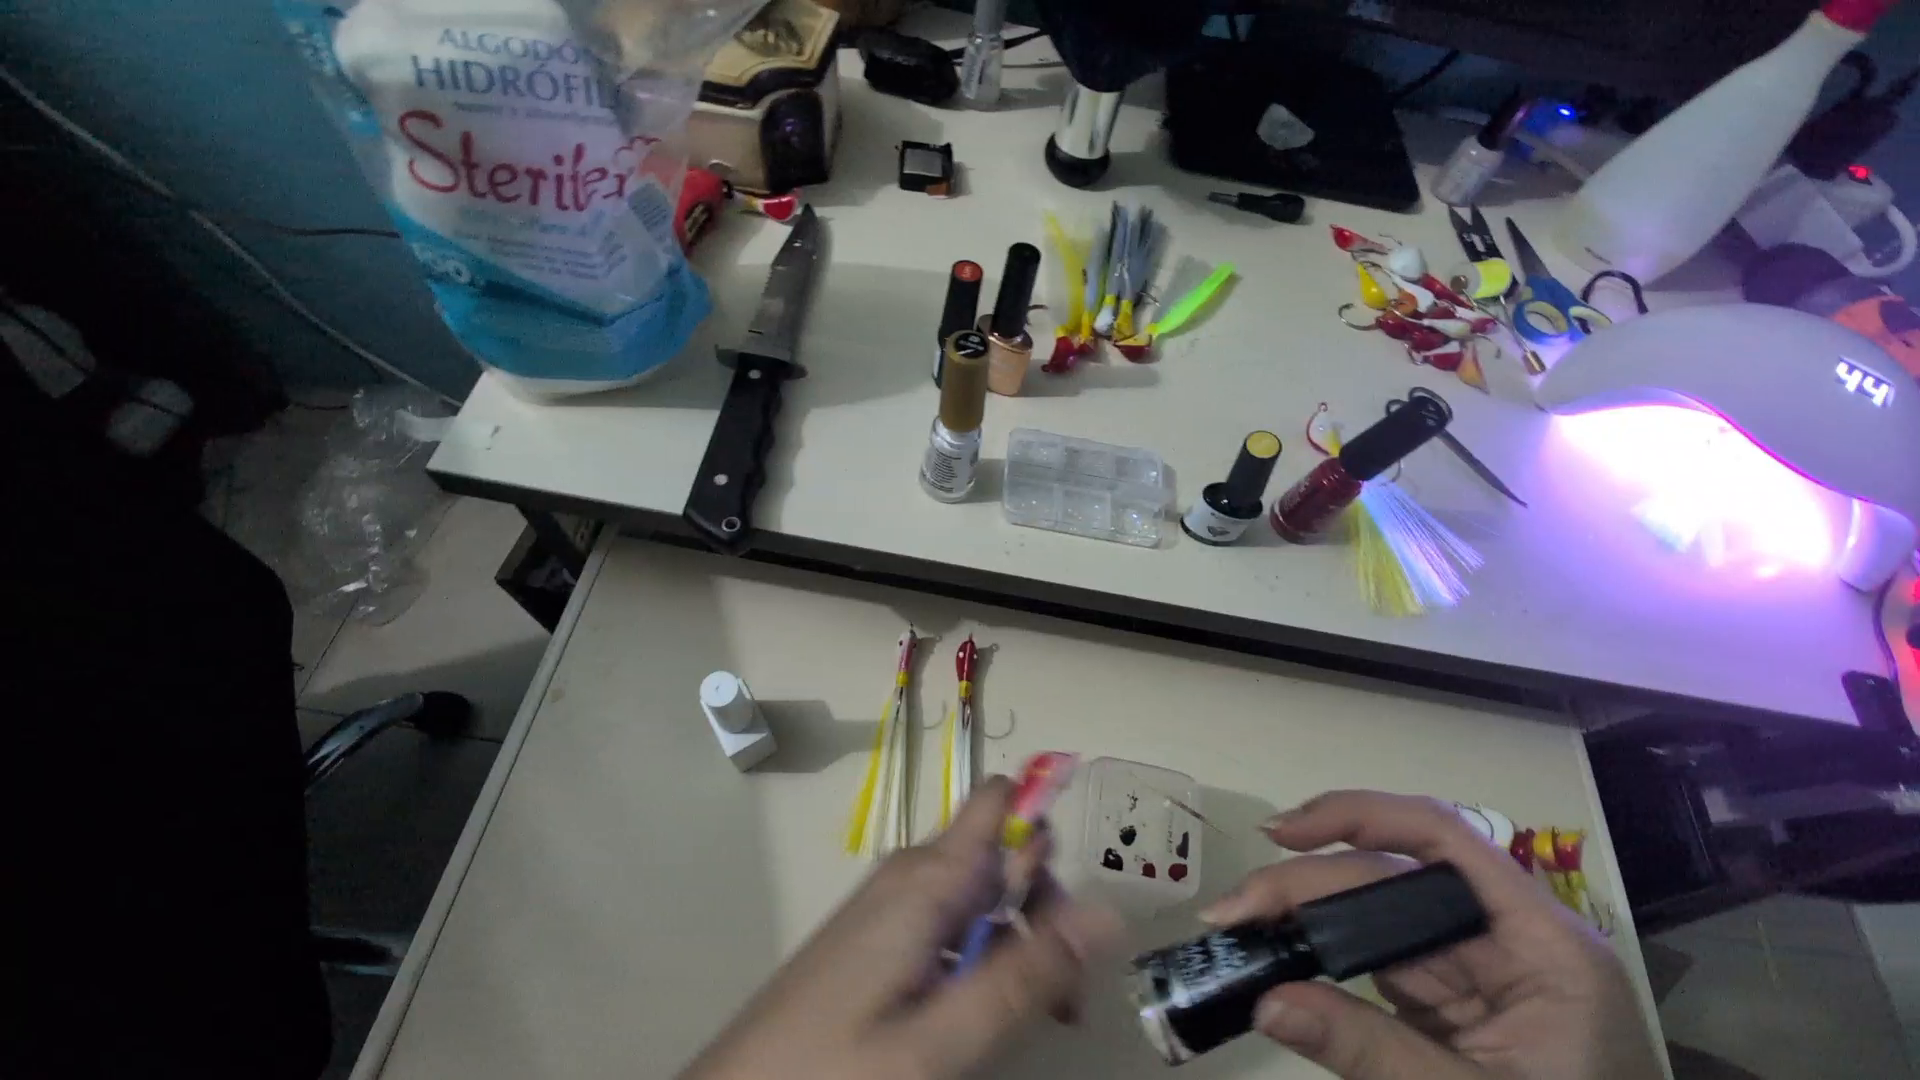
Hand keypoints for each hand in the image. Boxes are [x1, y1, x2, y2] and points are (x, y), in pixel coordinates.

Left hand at [679, 777, 1119, 1079]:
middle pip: (1001, 855)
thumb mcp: (942, 1038)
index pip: (997, 801)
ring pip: (980, 894)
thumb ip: (1024, 974)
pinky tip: (985, 1011)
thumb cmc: (837, 1065)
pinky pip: (951, 922)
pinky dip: (983, 955)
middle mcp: (912, 873)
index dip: (1044, 826)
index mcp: (927, 878)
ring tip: (1037, 1015)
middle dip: (1043, 908)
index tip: (1076, 899)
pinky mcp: (882, 933)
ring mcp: (894, 902)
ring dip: (1019, 940)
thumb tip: (1106, 911)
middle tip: (1064, 996)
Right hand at [1201, 790, 1663, 1079]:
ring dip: (1304, 914)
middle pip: (1392, 878)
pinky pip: (1374, 961)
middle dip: (1305, 884)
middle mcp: (1506, 939)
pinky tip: (1278, 950)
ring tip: (1240, 922)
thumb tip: (1264, 1002)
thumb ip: (1372, 1052)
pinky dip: (1321, 954)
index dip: (1360, 816)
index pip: (1445, 839)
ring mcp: (1474, 973)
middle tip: (1230, 911)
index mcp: (1542, 944)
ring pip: (1374, 915)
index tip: (1284, 832)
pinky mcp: (1447, 1005)